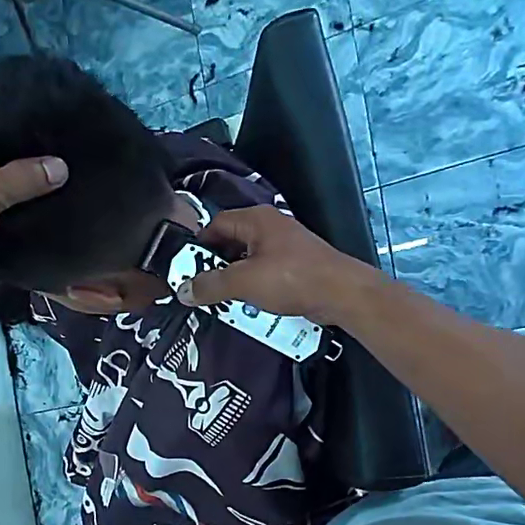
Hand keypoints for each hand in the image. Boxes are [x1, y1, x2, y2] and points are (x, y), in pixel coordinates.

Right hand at [175, 205, 384, 326]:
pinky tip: (248, 305)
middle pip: (232, 242)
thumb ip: (211, 285)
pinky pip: (267, 273)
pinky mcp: (297, 266)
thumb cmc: (291, 279)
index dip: (199, 245)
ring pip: (249, 260)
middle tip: (201, 288)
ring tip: (221, 300)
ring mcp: (286, 247)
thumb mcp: (244, 282)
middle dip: (216, 265)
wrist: (341, 293)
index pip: (216, 224)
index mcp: (257, 220)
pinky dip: (255, 286)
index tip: (186, 268)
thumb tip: (183, 291)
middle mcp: (271, 227)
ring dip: (235, 279)